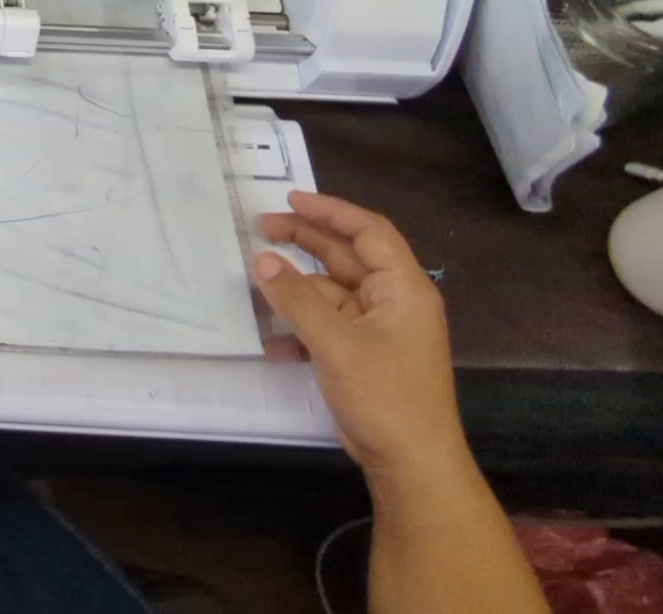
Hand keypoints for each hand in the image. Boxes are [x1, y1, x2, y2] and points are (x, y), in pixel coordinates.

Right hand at [253, 190, 467, 484]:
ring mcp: (373, 328)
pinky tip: (265, 330)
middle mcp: (390, 302)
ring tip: (253, 274)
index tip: (289, 200)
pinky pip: (320, 320)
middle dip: (304, 239)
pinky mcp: (356, 351)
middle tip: (259, 226)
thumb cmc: (385, 395)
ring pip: (327, 288)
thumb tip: (261, 259)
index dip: (331, 211)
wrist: (409, 462)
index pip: (369, 232)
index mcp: (403, 290)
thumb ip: (295, 298)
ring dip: (292, 281)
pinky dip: (293, 318)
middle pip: (345, 256)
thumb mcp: (336, 342)